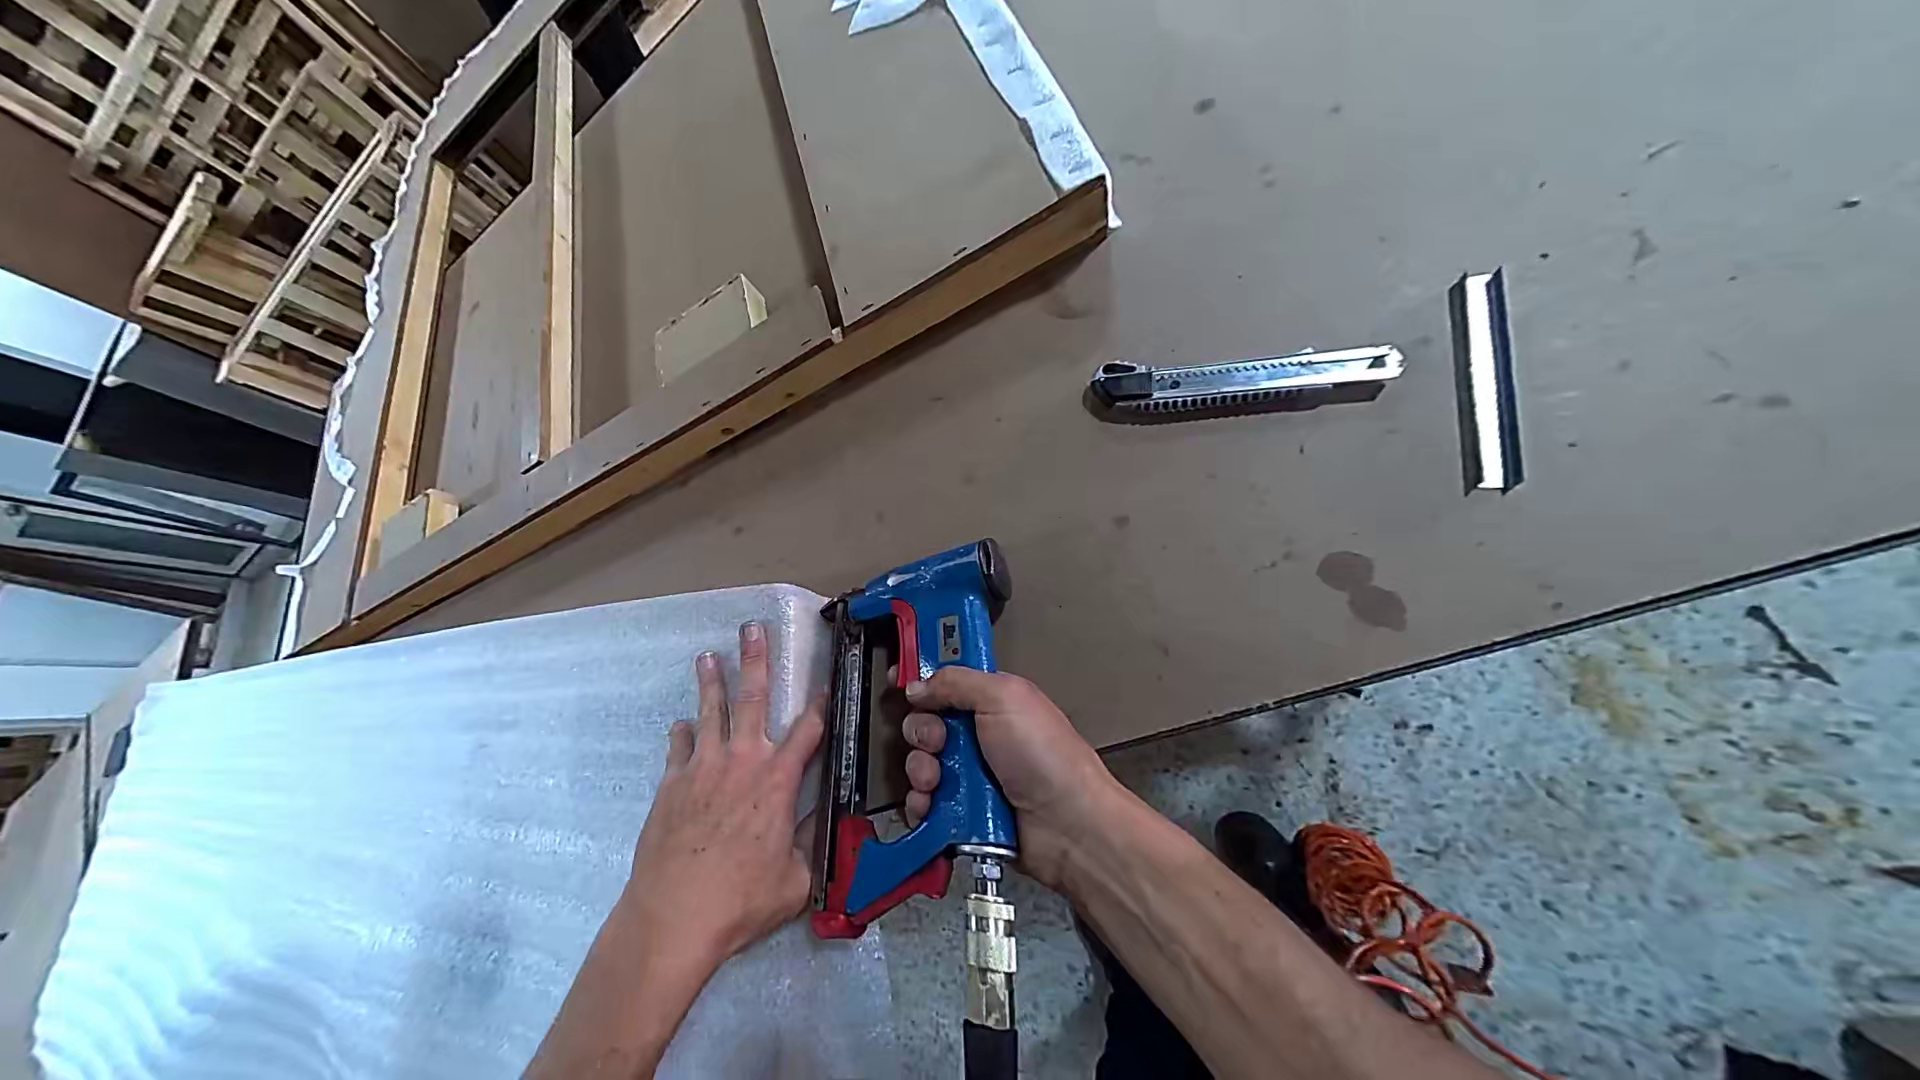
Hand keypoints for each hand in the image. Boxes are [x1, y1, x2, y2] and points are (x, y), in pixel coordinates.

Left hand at [621, 621, 824, 968]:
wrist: (673, 918)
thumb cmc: (741, 900)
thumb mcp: (796, 879)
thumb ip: (812, 844)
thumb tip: (825, 823)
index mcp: (778, 781)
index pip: (808, 731)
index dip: (821, 705)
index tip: (826, 685)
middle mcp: (743, 762)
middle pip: (753, 700)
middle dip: (756, 661)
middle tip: (752, 629)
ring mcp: (703, 769)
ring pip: (709, 713)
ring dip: (711, 682)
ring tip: (708, 657)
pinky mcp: (672, 784)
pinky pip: (679, 748)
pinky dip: (682, 733)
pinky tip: (681, 724)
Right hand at [900, 669, 1118, 888]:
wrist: (1067, 826)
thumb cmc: (1049, 757)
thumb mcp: (1003, 697)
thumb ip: (956, 681)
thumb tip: (919, 684)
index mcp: (992, 700)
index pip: (947, 679)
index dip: (922, 676)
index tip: (899, 677)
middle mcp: (979, 734)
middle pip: (926, 721)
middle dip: (923, 731)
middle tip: (939, 740)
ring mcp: (970, 773)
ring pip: (921, 763)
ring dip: (922, 770)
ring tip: (939, 780)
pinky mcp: (962, 811)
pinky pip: (924, 802)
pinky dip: (923, 804)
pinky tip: (934, 805)